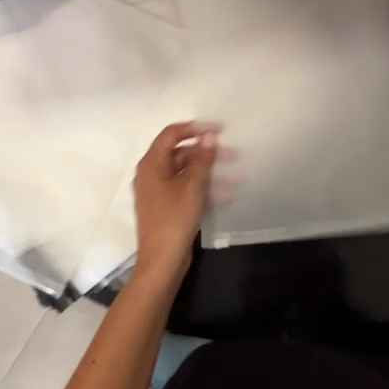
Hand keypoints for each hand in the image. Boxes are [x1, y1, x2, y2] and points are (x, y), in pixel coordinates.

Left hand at [132, 122, 218, 284]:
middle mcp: (151, 174)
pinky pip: (187, 189)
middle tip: (233, 153)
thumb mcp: (192, 186)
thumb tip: (209, 136)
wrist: (162, 261)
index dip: (195, 128)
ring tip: (237, 175)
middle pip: (181, 153)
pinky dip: (204, 188)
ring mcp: (158, 192)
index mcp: (151, 164)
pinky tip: (227, 193)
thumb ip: (202, 159)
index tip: (219, 129)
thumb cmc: (174, 219)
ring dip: (210, 172)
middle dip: (207, 153)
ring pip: (186, 173)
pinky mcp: (167, 207)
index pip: (171, 134)